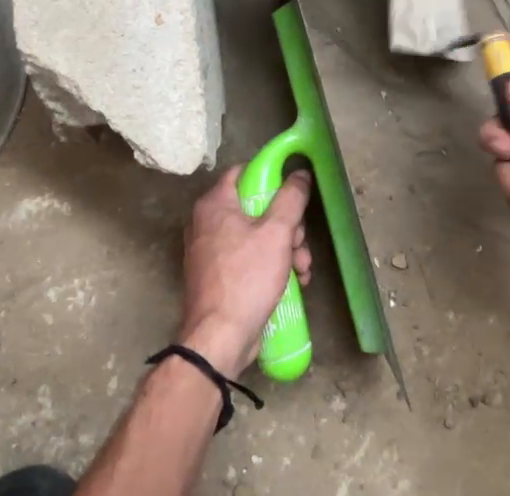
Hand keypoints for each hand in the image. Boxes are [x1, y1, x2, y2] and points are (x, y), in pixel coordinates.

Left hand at [177, 168, 313, 373]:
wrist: (220, 338)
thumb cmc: (247, 278)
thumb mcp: (277, 233)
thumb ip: (291, 198)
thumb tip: (299, 173)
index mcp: (215, 204)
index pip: (245, 171)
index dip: (272, 176)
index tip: (294, 191)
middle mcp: (207, 223)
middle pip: (256, 207)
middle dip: (287, 225)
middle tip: (299, 242)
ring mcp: (211, 251)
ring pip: (257, 235)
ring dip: (286, 249)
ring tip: (302, 270)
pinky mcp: (218, 276)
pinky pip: (248, 258)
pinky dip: (271, 265)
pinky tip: (294, 282)